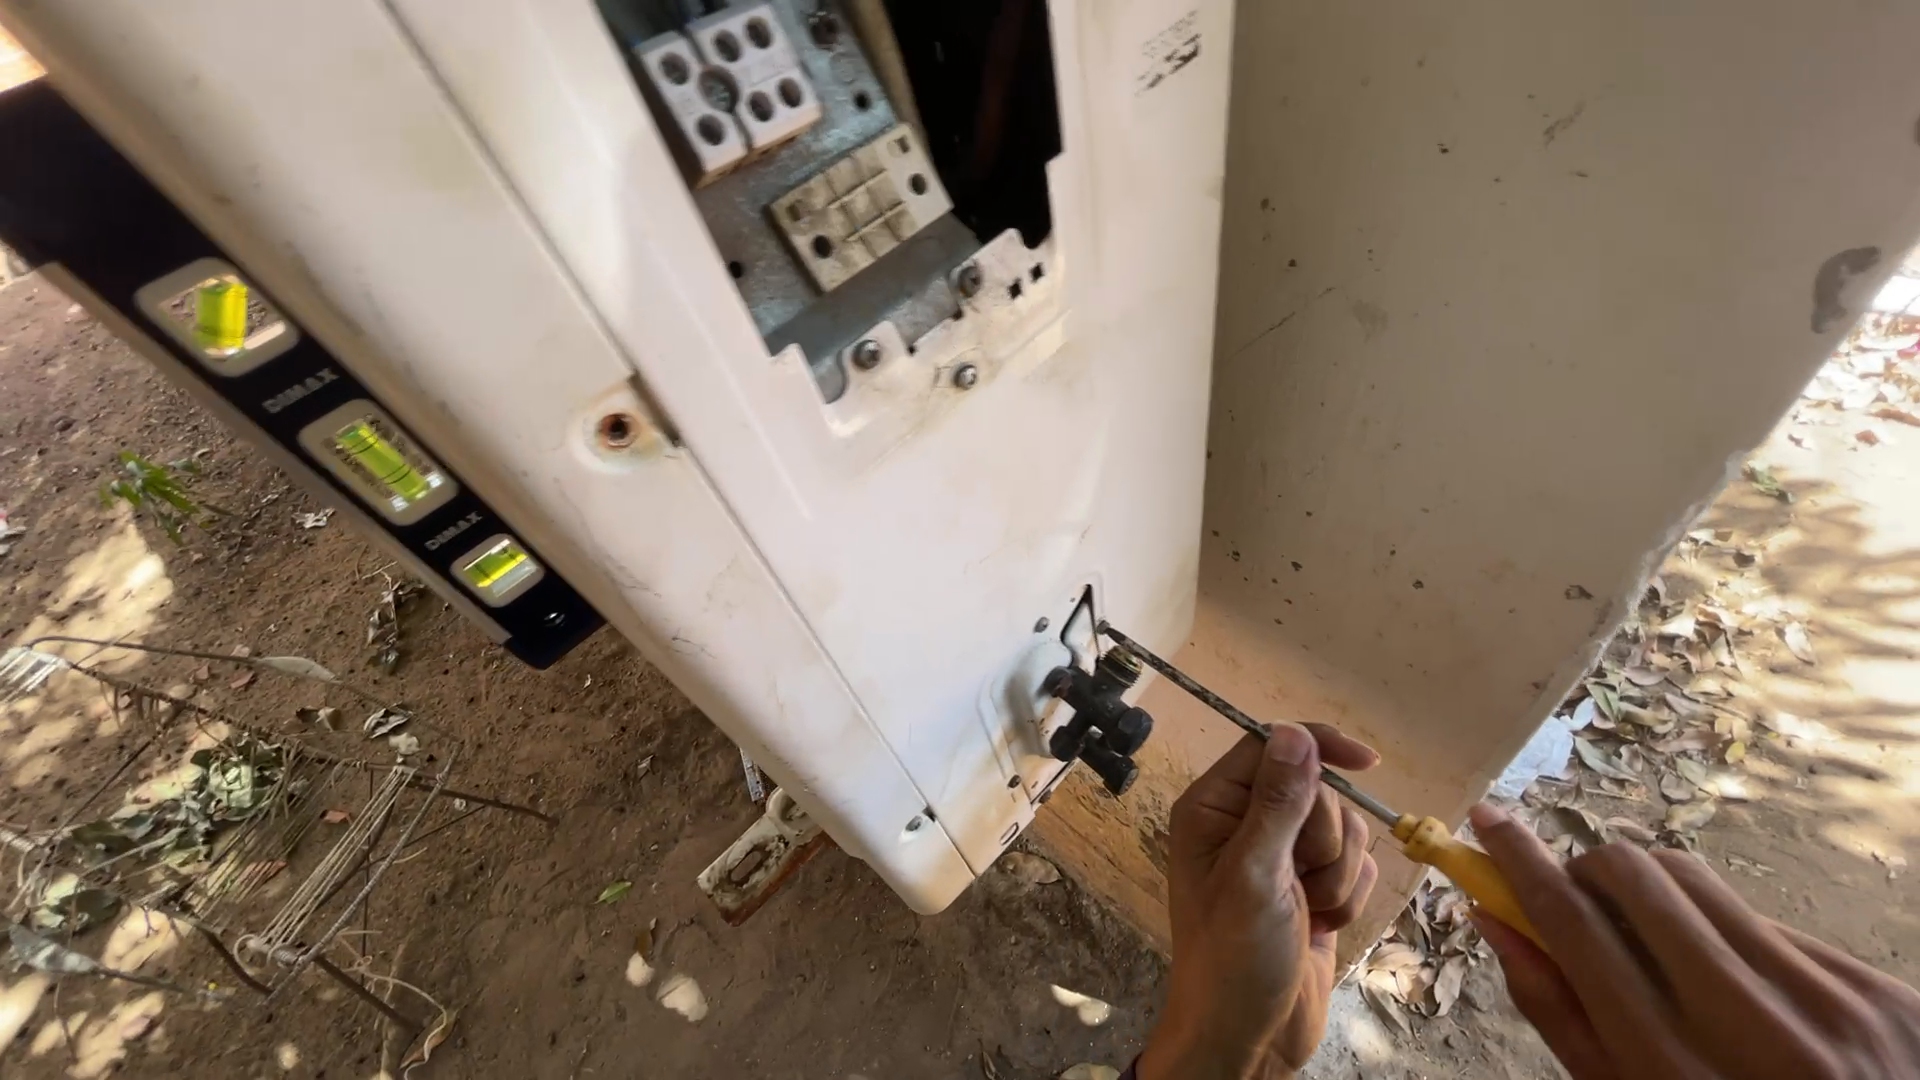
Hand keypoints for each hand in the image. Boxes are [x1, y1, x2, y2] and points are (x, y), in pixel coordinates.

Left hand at [1139, 724, 1379, 1079]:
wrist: (1248, 1035)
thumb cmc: (1235, 956)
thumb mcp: (1254, 875)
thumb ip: (1277, 802)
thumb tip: (1294, 731)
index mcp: (1214, 805)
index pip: (1268, 746)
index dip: (1317, 746)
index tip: (1366, 762)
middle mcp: (1244, 820)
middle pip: (1315, 788)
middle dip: (1322, 840)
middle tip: (1297, 882)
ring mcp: (1280, 853)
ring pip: (1340, 827)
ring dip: (1335, 873)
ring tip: (1306, 910)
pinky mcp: (1310, 883)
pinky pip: (1352, 865)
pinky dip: (1346, 895)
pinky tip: (1320, 924)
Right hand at [1470, 803, 1919, 1078]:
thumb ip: (1551, 1005)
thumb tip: (1486, 912)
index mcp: (1668, 1061)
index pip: (1571, 921)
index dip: (1519, 858)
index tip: (1487, 817)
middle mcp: (1751, 1025)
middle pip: (1632, 874)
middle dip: (1591, 871)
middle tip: (1590, 903)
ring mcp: (1830, 1006)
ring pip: (1695, 879)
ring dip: (1658, 894)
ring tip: (1672, 947)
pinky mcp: (1889, 996)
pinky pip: (1770, 924)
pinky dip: (1733, 938)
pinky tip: (1751, 990)